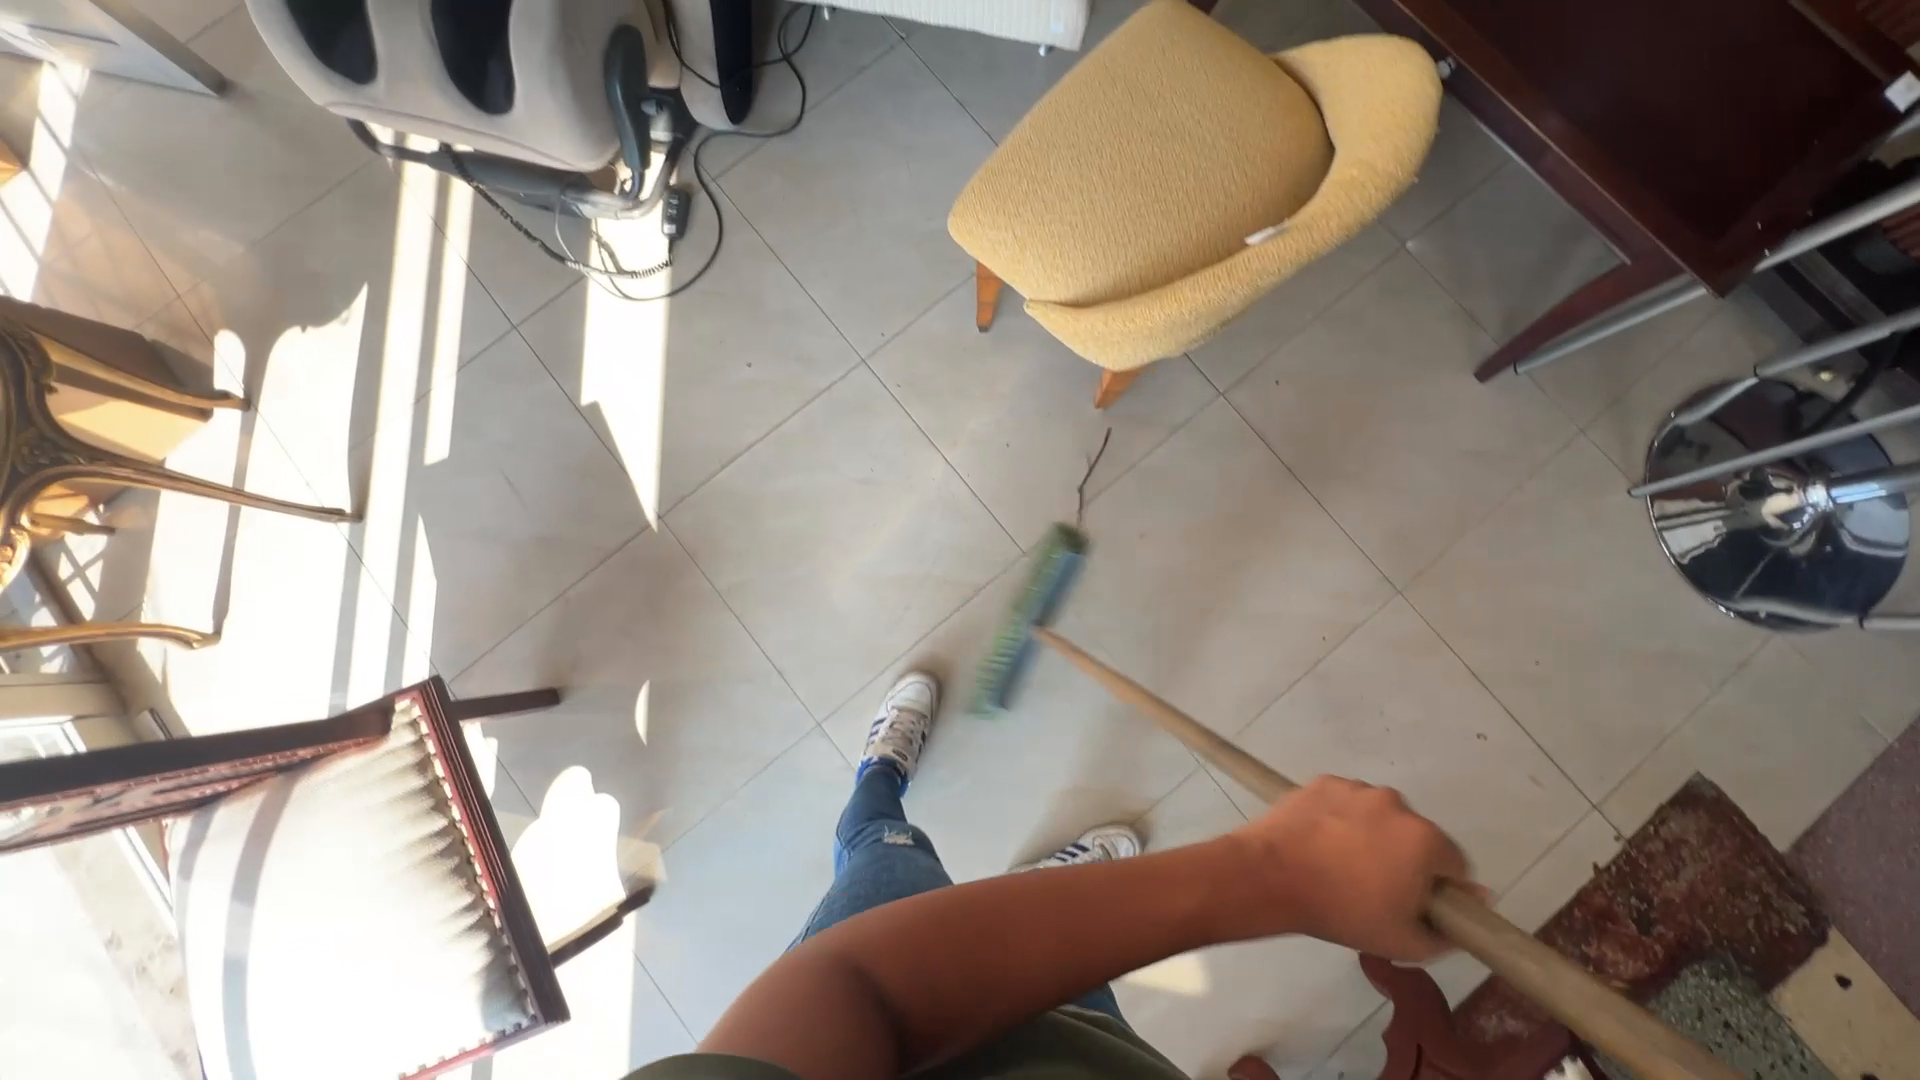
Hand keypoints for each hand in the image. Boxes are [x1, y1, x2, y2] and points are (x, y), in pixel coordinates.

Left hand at [1226, 775, 1479, 961]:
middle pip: (1415, 835)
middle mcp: (1395, 803)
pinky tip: (1321, 840)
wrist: (1270, 875)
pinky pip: (1345, 802)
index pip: (1453, 864)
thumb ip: (1450, 928)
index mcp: (1425, 838)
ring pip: (1378, 816)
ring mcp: (1355, 787)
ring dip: (1370, 834)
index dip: (1437, 887)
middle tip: (1371, 884)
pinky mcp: (1322, 781)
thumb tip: (1475, 898)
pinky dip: (1340, 817)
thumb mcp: (1407, 941)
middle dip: (1403, 857)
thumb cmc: (1342, 910)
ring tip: (1339, 862)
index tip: (1409, 901)